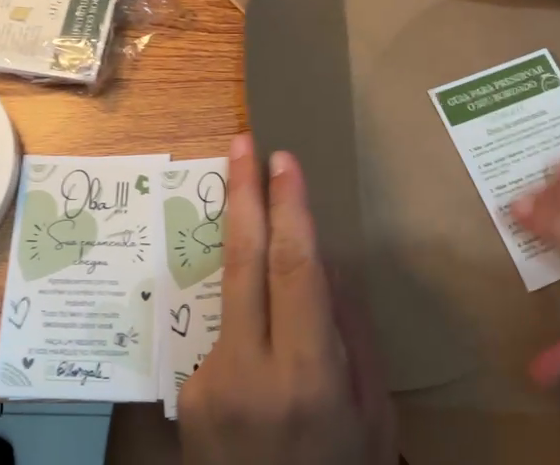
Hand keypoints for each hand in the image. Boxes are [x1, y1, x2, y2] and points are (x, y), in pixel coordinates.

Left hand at [179, 133, 395, 464]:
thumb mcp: (372, 415)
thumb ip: (351, 333)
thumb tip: (326, 261)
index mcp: (309, 376)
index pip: (294, 268)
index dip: (289, 208)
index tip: (283, 160)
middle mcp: (250, 371)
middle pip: (243, 261)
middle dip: (242, 193)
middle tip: (242, 142)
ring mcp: (209, 381)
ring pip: (231, 294)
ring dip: (243, 250)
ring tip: (250, 204)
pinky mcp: (187, 394)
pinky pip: (224, 338)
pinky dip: (247, 329)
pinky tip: (262, 357)